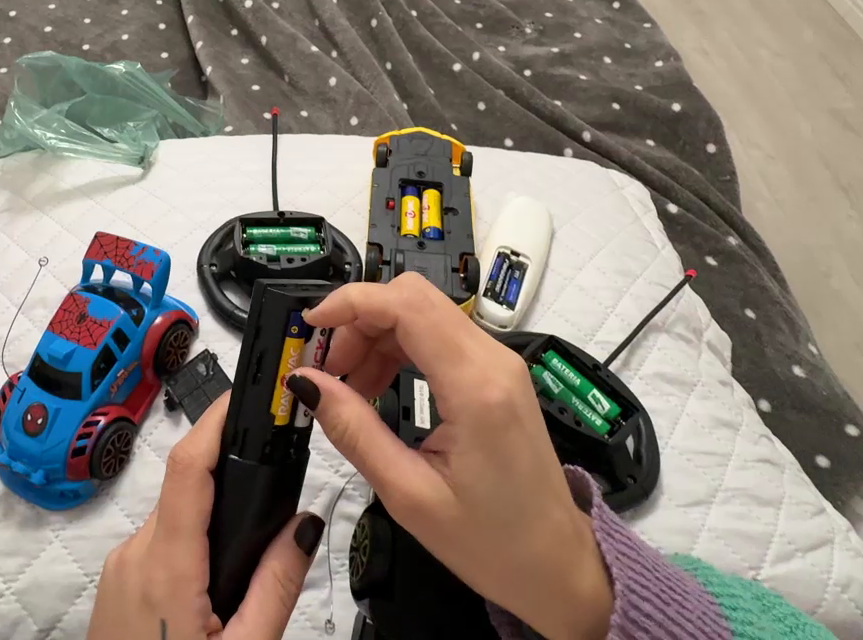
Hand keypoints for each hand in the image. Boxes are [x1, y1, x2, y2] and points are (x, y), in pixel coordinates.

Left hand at [87, 394, 326, 639]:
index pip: (187, 465)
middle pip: (186, 492)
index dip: (214, 420)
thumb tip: (304, 523)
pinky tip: (210, 591)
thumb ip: (275, 585)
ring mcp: (118, 570)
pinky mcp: (113, 586)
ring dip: (208, 526)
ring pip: (173, 520)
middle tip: (270, 508)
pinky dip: (187, 548)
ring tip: (241, 572)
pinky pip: (157, 545)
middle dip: (227, 489)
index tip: (242, 395)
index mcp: (166, 564)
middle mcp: (133, 554)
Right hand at [289, 272, 613, 639]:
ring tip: (349, 386)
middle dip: (359, 319)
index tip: (313, 323)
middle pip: (413, 298)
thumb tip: (306, 382)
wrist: (556, 565)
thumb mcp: (408, 494)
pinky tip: (377, 386)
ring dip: (375, 334)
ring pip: (422, 310)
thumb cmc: (490, 543)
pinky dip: (397, 347)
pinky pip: (437, 334)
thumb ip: (353, 429)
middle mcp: (493, 359)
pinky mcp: (496, 370)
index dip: (353, 300)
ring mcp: (498, 360)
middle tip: (329, 368)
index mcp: (476, 386)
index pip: (408, 304)